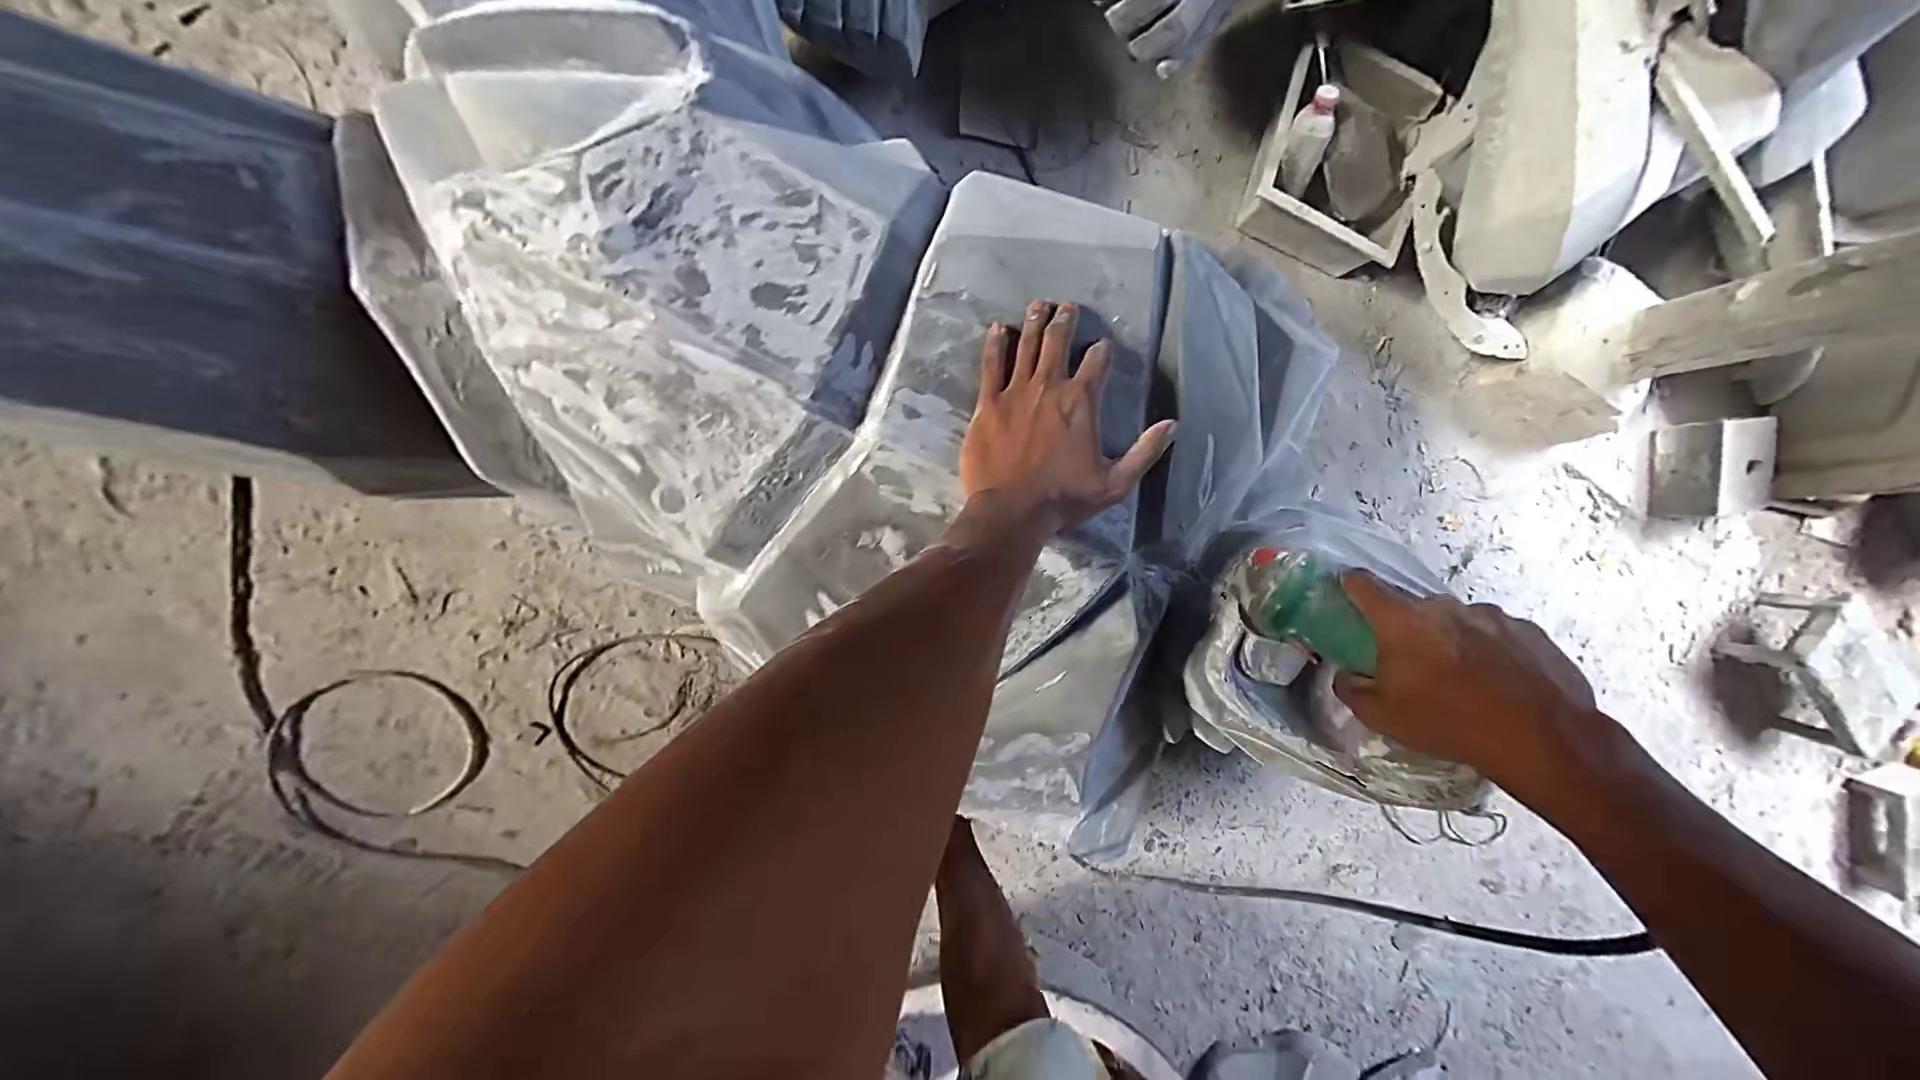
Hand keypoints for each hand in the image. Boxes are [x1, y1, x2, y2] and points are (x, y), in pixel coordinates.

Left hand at [958, 300, 1176, 539]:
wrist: (1012, 511)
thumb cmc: (1064, 498)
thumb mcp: (1115, 483)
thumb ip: (1145, 452)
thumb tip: (1172, 425)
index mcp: (1081, 401)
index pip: (1097, 361)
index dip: (1101, 352)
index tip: (1101, 349)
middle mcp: (1049, 386)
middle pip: (1058, 341)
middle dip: (1065, 321)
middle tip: (1066, 307)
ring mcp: (1015, 392)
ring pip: (1026, 345)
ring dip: (1034, 322)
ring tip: (1038, 305)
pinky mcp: (987, 404)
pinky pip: (991, 365)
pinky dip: (995, 344)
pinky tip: (997, 329)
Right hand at [1332, 570, 1606, 795]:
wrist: (1542, 739)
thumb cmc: (1447, 721)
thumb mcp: (1380, 715)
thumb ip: (1351, 687)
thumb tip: (1347, 674)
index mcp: (1401, 621)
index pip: (1364, 585)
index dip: (1352, 584)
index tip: (1348, 589)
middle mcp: (1445, 608)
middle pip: (1416, 608)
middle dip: (1409, 628)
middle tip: (1413, 661)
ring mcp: (1493, 617)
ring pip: (1460, 622)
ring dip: (1453, 640)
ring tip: (1464, 678)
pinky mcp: (1532, 633)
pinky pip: (1500, 636)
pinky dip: (1493, 652)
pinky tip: (1500, 683)